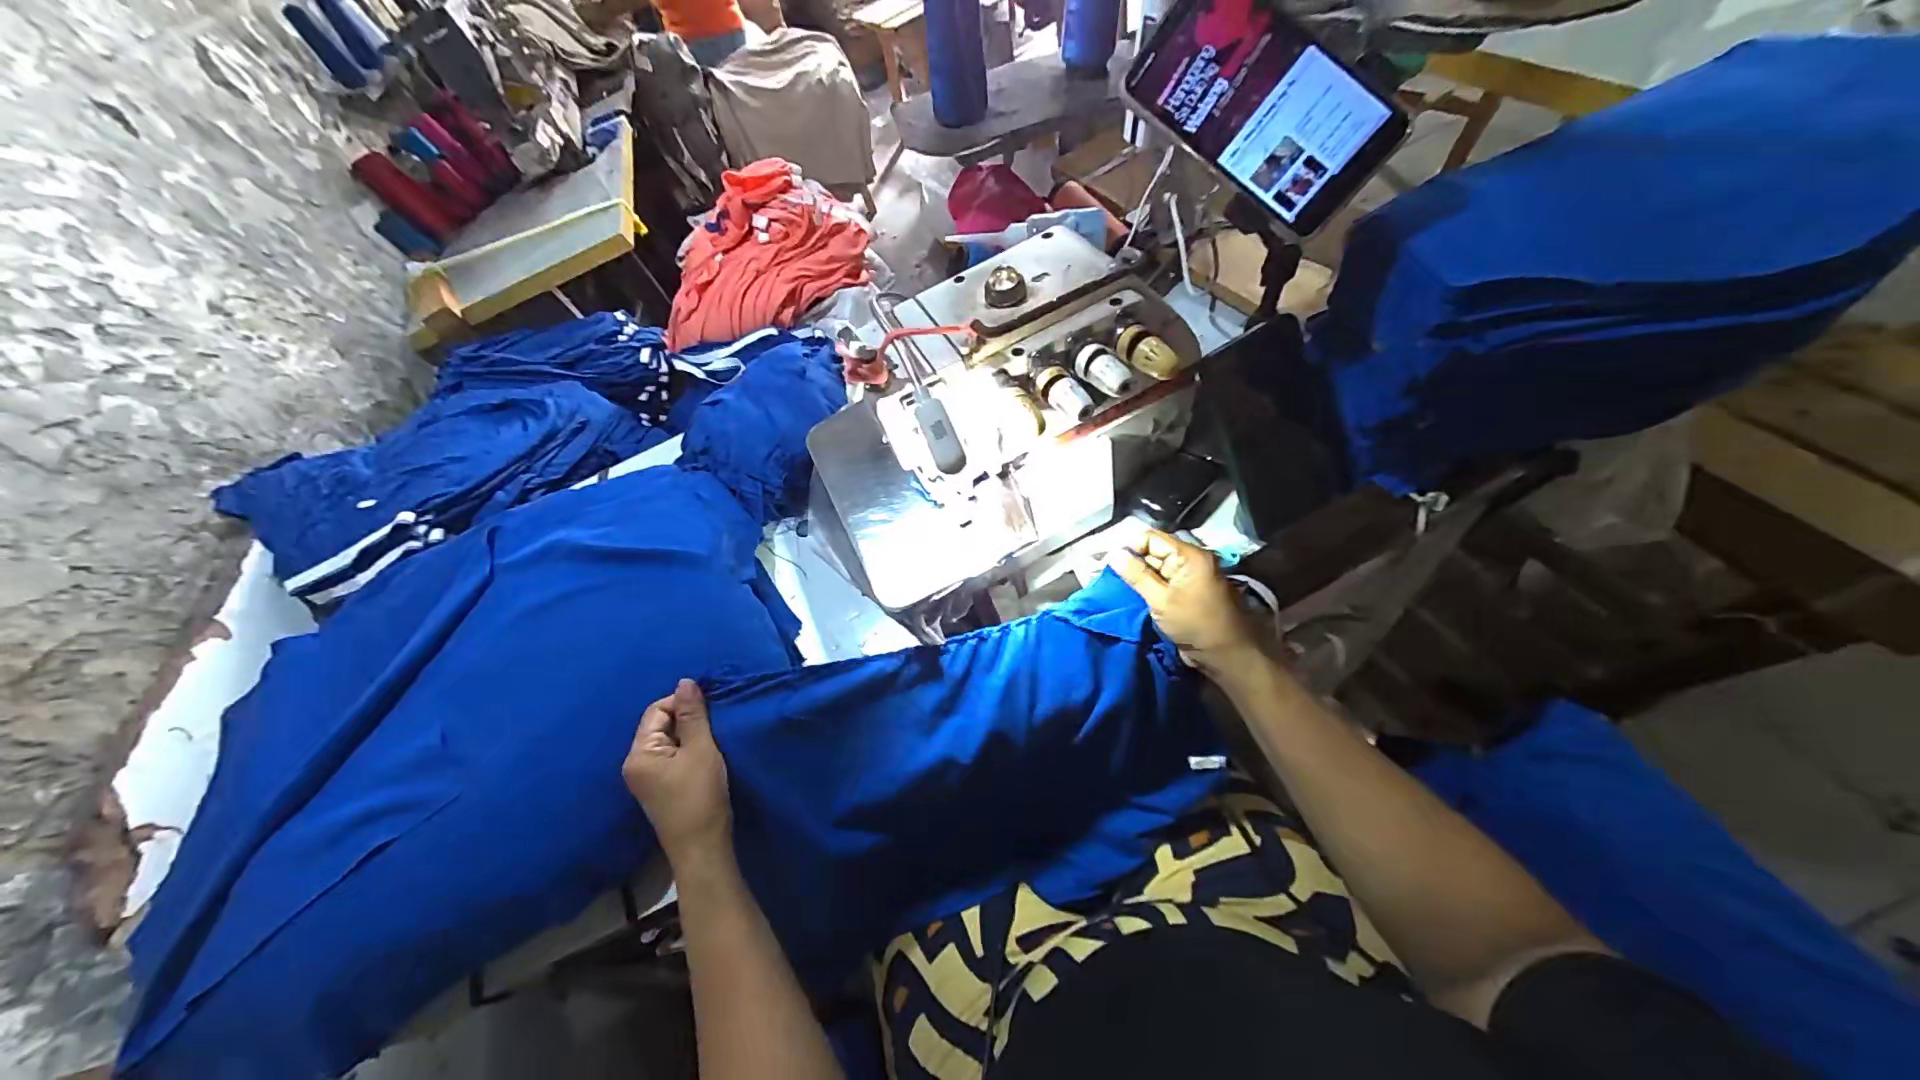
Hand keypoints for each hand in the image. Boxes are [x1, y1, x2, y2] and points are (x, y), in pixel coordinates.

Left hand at [623, 679, 732, 866]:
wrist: (703, 848)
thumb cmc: (700, 796)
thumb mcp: (701, 750)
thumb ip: (692, 715)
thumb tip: (685, 682)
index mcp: (638, 754)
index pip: (656, 711)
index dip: (682, 703)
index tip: (711, 708)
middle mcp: (635, 764)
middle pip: (660, 725)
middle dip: (687, 719)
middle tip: (716, 722)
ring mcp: (647, 778)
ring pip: (669, 741)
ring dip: (690, 735)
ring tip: (714, 736)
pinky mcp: (660, 788)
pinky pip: (672, 756)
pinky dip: (689, 750)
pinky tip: (707, 754)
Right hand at [1110, 529, 1262, 675]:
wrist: (1227, 655)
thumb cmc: (1195, 624)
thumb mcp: (1161, 600)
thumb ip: (1136, 575)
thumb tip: (1113, 553)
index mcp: (1190, 556)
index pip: (1151, 538)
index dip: (1130, 547)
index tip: (1111, 563)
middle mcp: (1192, 560)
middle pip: (1155, 551)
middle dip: (1133, 561)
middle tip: (1111, 576)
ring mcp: (1191, 576)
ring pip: (1158, 567)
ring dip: (1141, 575)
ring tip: (1121, 586)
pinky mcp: (1189, 590)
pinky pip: (1165, 580)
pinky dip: (1151, 585)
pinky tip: (1136, 594)